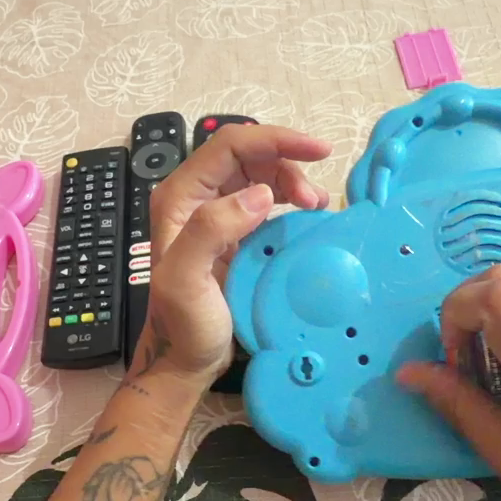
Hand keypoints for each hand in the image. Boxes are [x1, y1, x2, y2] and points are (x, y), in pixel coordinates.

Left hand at [136, 124, 331, 383]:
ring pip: (258, 177)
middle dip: (287, 165)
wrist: (185, 360)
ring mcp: (214, 217)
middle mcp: (195, 200)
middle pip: (248, 156)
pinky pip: (264, 204)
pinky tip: (303, 219)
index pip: (231, 146)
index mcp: (180, 198)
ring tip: (314, 208)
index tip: (319, 151)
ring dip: (291, 184)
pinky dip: (288, 203)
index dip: (276, 140)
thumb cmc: (184, 325)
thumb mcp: (186, 280)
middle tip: (314, 200)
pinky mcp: (232, 236)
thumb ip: (212, 229)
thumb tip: (260, 194)